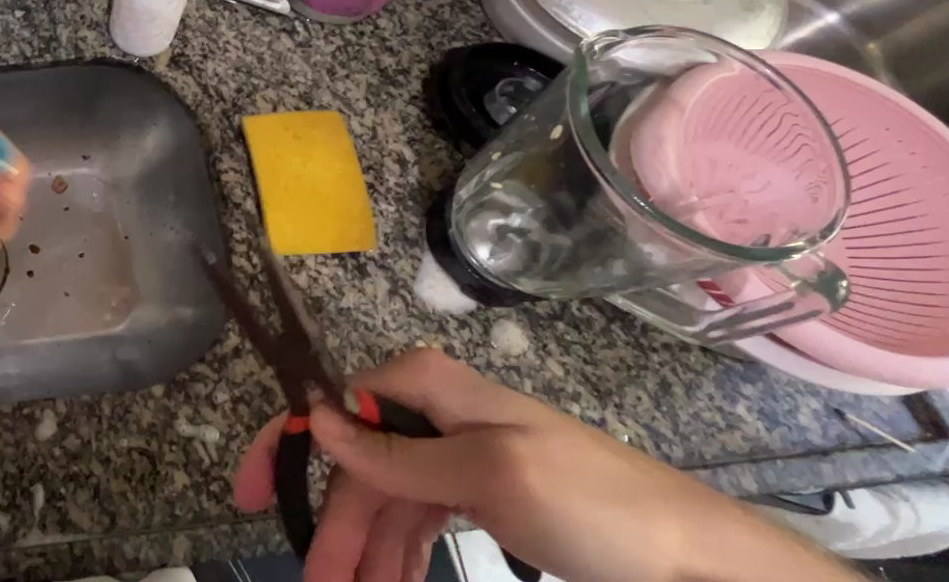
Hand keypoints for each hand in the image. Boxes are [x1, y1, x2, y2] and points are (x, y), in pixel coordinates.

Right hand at [233, 348, 853, 581]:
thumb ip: (396, 455)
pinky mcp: (474, 492)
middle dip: (334, 530)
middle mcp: (428, 410)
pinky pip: (417, 522)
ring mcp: (451, 452)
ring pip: (382, 502)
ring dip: (365, 555)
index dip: (285, 447)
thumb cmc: (592, 503)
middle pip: (354, 468)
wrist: (700, 562)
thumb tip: (314, 419)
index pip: (332, 406)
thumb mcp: (488, 476)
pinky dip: (399, 558)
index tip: (249, 497)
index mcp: (424, 385)